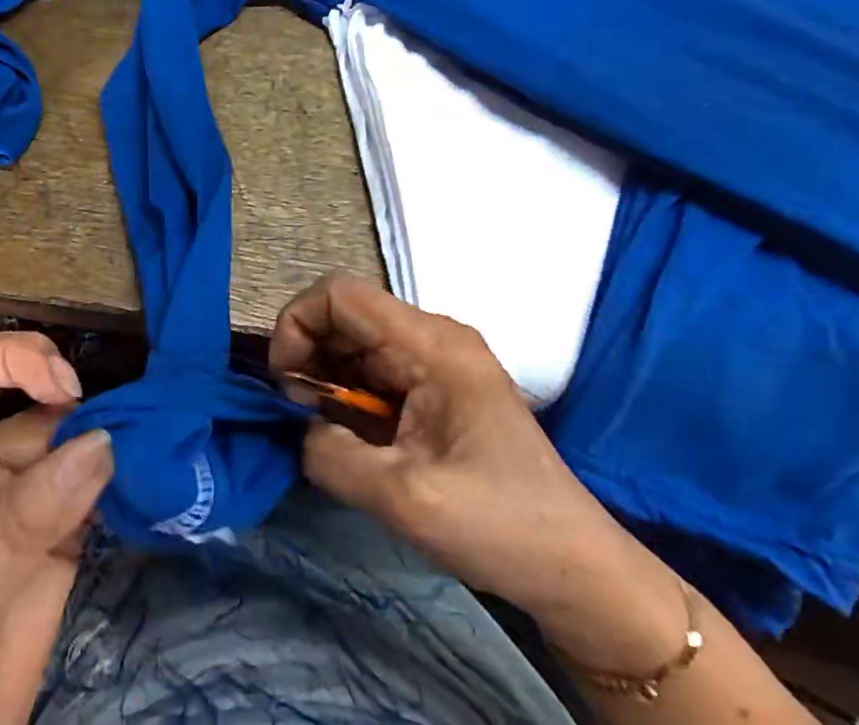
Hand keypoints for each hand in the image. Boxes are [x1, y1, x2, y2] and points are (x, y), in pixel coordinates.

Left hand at [0, 333, 113, 724]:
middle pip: (31, 402)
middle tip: (128, 417)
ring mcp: (24, 501)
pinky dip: (126, 474)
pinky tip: (150, 472)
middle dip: (76, 397)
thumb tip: (100, 444)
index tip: (67, 389)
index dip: (16, 361)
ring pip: (74, 441)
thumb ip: (17, 522)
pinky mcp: (64, 533)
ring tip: (152, 440)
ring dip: (113, 435)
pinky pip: (99, 485)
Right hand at [269, 276, 686, 672]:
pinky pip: (376, 374)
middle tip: (303, 416)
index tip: (287, 387)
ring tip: (325, 432)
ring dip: (327, 381)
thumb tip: (302, 428)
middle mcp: (434, 338)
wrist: (572, 564)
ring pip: (357, 346)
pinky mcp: (438, 390)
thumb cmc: (499, 525)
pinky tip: (351, 438)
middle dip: (308, 357)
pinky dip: (349, 398)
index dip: (297, 327)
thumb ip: (332, 454)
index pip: (340, 295)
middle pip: (346, 317)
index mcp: (432, 344)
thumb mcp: (403, 498)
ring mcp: (439, 363)